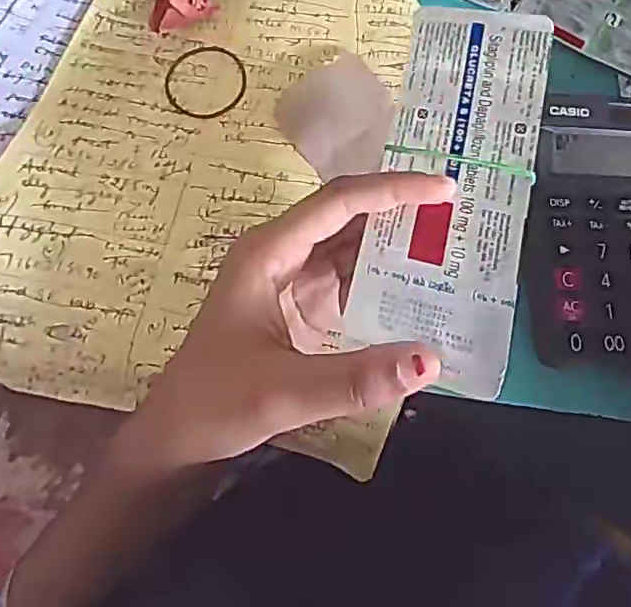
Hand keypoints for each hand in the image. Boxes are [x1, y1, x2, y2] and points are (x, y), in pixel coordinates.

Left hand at [127, 172, 451, 467]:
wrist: (173, 440)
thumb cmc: (212, 404)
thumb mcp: (283, 392)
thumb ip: (355, 379)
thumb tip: (430, 360)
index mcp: (270, 251)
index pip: (340, 202)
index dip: (394, 189)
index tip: (444, 189)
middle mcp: (285, 251)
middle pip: (351, 212)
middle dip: (402, 206)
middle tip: (458, 208)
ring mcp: (295, 275)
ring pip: (355, 241)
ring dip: (398, 238)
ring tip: (450, 237)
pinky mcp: (306, 301)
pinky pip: (354, 275)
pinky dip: (387, 274)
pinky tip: (420, 282)